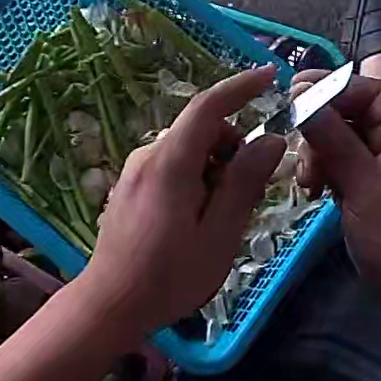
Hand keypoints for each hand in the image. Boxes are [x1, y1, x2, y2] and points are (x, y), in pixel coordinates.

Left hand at [79, 66, 286, 332]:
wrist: (110, 304)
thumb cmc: (169, 276)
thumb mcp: (220, 234)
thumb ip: (245, 183)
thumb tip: (270, 140)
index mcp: (170, 162)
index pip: (208, 107)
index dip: (240, 87)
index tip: (270, 76)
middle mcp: (148, 156)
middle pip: (201, 131)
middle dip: (231, 150)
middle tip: (245, 198)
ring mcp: (134, 171)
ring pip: (188, 151)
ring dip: (214, 170)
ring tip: (218, 219)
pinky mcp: (129, 187)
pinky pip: (172, 167)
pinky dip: (194, 179)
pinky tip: (194, 221)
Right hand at [295, 72, 380, 302]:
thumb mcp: (366, 188)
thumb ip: (334, 140)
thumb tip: (301, 98)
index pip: (369, 90)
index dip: (330, 88)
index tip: (291, 96)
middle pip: (351, 113)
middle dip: (321, 129)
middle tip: (301, 155)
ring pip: (341, 140)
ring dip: (319, 154)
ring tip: (310, 183)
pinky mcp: (372, 189)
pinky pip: (342, 165)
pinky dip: (325, 172)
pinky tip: (315, 191)